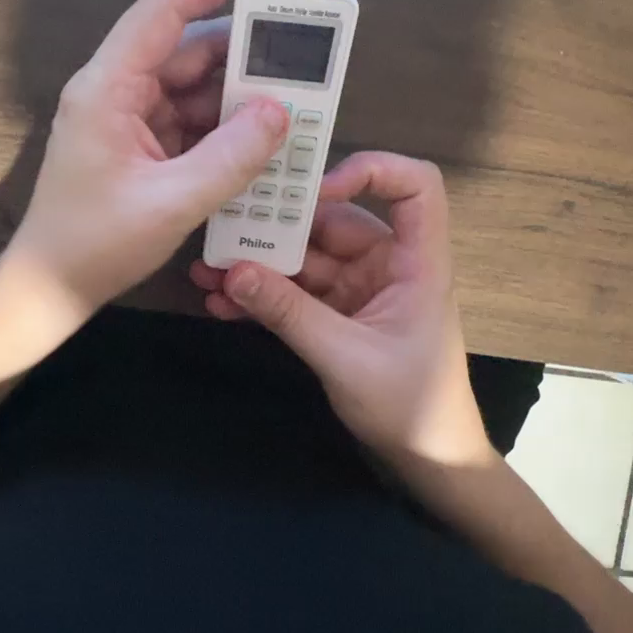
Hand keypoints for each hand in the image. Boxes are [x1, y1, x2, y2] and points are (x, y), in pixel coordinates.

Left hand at [6, 0, 295, 320]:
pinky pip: (189, 120)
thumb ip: (230, 157)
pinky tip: (262, 135)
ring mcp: (127, 118)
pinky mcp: (138, 146)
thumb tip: (279, 112)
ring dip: (239, 90)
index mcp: (109, 87)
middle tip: (304, 48)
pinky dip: (224, 125)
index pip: (167, 7)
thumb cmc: (96, 245)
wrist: (49, 288)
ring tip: (295, 95)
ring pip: (192, 85)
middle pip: (187, 46)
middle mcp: (116, 90)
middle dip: (246, 45)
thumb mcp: (171, 203)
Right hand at [190, 151, 494, 469]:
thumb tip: (232, 271)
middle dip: (277, 227)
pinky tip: (221, 303)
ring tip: (206, 272)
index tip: (313, 192)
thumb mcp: (344, 358)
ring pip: (305, 258)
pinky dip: (264, 296)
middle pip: (334, 221)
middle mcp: (387, 264)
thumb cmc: (409, 405)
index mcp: (416, 261)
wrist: (427, 461)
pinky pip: (296, 292)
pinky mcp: (337, 314)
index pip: (415, 187)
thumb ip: (288, 312)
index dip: (371, 171)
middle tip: (222, 230)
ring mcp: (359, 288)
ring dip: (259, 265)